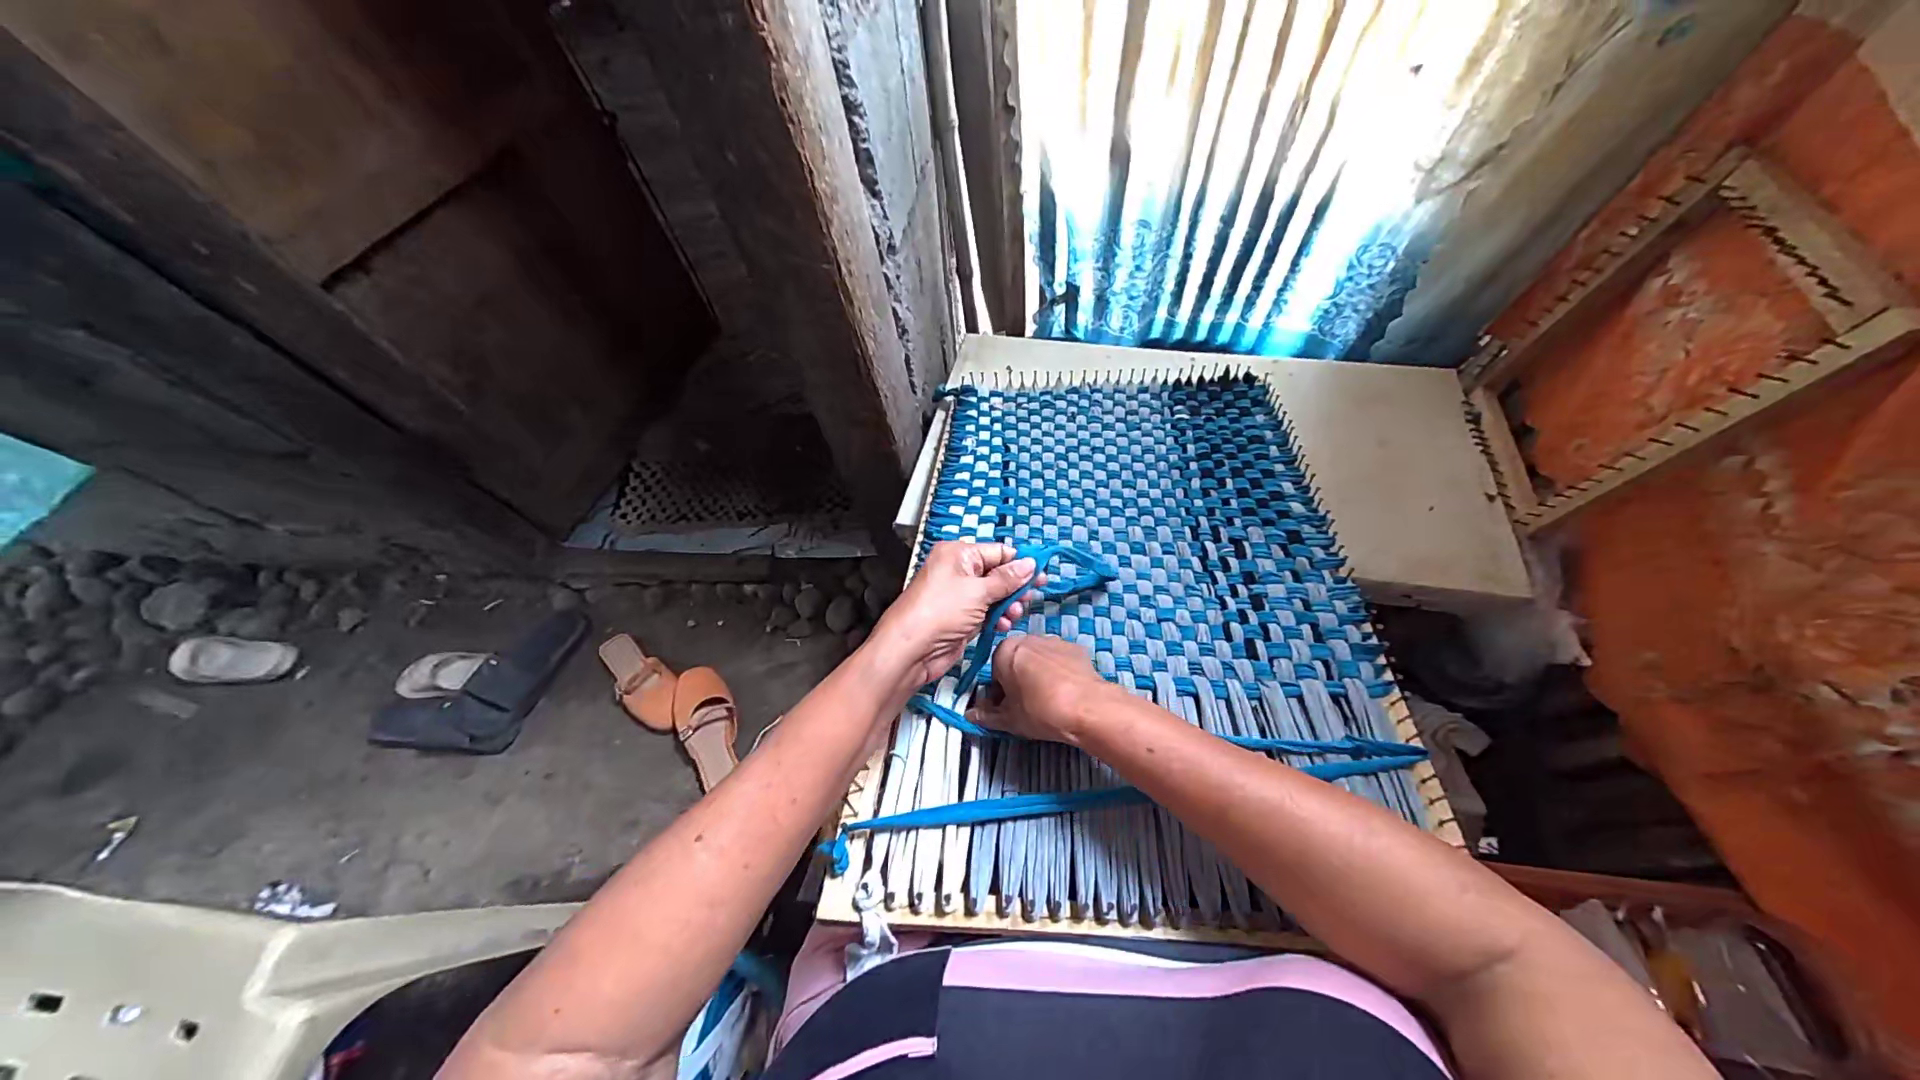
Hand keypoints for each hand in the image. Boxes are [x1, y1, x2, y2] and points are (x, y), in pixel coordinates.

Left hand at [866, 541, 1045, 692]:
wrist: (911, 649)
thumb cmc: (940, 612)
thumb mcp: (978, 591)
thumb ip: (1007, 579)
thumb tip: (1030, 564)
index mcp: (958, 554)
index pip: (997, 551)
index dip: (1020, 563)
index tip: (1041, 574)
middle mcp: (958, 571)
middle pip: (998, 573)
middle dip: (1016, 586)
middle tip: (1033, 596)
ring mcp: (959, 596)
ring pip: (995, 595)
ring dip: (1009, 604)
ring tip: (1014, 614)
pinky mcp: (961, 618)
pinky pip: (987, 612)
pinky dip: (998, 617)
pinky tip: (1004, 624)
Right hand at [968, 634, 1119, 745]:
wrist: (1088, 708)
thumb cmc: (1041, 711)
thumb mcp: (1009, 719)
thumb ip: (987, 716)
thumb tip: (970, 716)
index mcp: (1005, 650)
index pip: (994, 673)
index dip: (998, 694)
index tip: (1007, 710)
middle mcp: (1028, 638)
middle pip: (1016, 661)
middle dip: (1018, 681)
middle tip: (1026, 707)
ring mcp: (1054, 641)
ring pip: (1039, 660)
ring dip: (1038, 676)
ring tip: (1048, 702)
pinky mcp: (1076, 648)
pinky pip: (1060, 661)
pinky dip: (1059, 674)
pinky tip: (1066, 694)